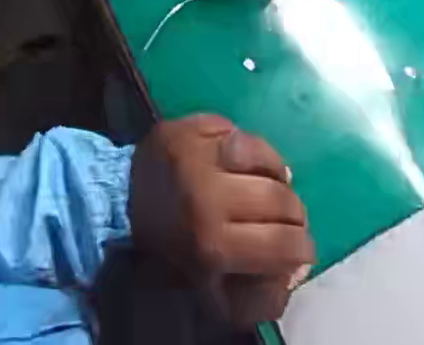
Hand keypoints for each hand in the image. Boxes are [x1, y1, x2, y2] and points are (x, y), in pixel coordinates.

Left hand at [129, 115, 314, 326]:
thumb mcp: (216, 298)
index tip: (298, 246)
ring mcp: (192, 152)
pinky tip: (238, 160)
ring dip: (275, 169)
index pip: (285, 243)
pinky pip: (231, 126)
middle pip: (279, 198)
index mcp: (213, 242)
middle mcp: (205, 192)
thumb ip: (263, 295)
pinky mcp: (183, 126)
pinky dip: (243, 144)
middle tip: (286, 216)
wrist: (121, 205)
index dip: (302, 248)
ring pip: (260, 152)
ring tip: (270, 180)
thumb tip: (295, 269)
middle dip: (293, 212)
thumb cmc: (172, 253)